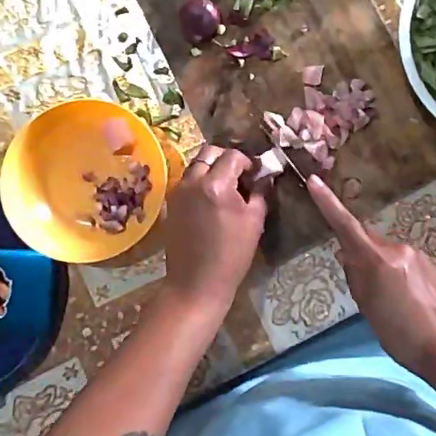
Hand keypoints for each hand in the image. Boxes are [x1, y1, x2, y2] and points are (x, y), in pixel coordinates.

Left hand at [157, 145, 266, 310]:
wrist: (196, 282)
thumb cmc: (232, 253)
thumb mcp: (255, 220)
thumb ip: (260, 191)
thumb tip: (265, 175)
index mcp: (215, 184)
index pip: (233, 155)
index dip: (248, 162)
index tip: (257, 175)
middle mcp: (192, 182)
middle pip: (209, 152)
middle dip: (227, 158)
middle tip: (241, 175)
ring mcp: (177, 193)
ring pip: (195, 165)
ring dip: (212, 169)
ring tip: (226, 187)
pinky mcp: (170, 204)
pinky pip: (187, 182)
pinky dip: (200, 182)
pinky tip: (212, 201)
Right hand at [306, 174, 435, 376]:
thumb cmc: (404, 336)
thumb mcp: (370, 311)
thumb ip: (357, 278)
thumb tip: (345, 254)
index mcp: (380, 260)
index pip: (347, 226)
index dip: (328, 204)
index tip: (315, 182)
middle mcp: (399, 249)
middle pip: (367, 243)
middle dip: (358, 257)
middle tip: (361, 293)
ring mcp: (416, 255)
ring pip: (385, 255)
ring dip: (378, 270)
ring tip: (385, 306)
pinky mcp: (429, 265)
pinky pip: (400, 263)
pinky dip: (393, 275)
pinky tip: (402, 303)